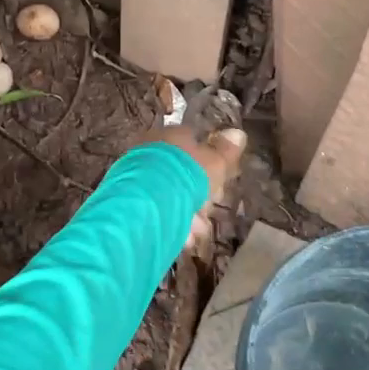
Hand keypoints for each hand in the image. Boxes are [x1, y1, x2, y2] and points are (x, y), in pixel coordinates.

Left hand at [138, 126, 245, 254]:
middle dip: (198, 196)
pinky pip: (157, 210)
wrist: (148, 199)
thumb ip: (225, 151)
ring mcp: (138, 175)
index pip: (194, 147)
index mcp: (171, 136)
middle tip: (206, 211)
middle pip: (182, 175)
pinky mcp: (130, 199)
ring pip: (170, 196)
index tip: (218, 188)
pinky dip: (170, 222)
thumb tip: (237, 133)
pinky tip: (181, 236)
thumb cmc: (187, 175)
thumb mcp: (214, 163)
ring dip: (187, 214)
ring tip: (195, 230)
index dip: (210, 168)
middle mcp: (152, 151)